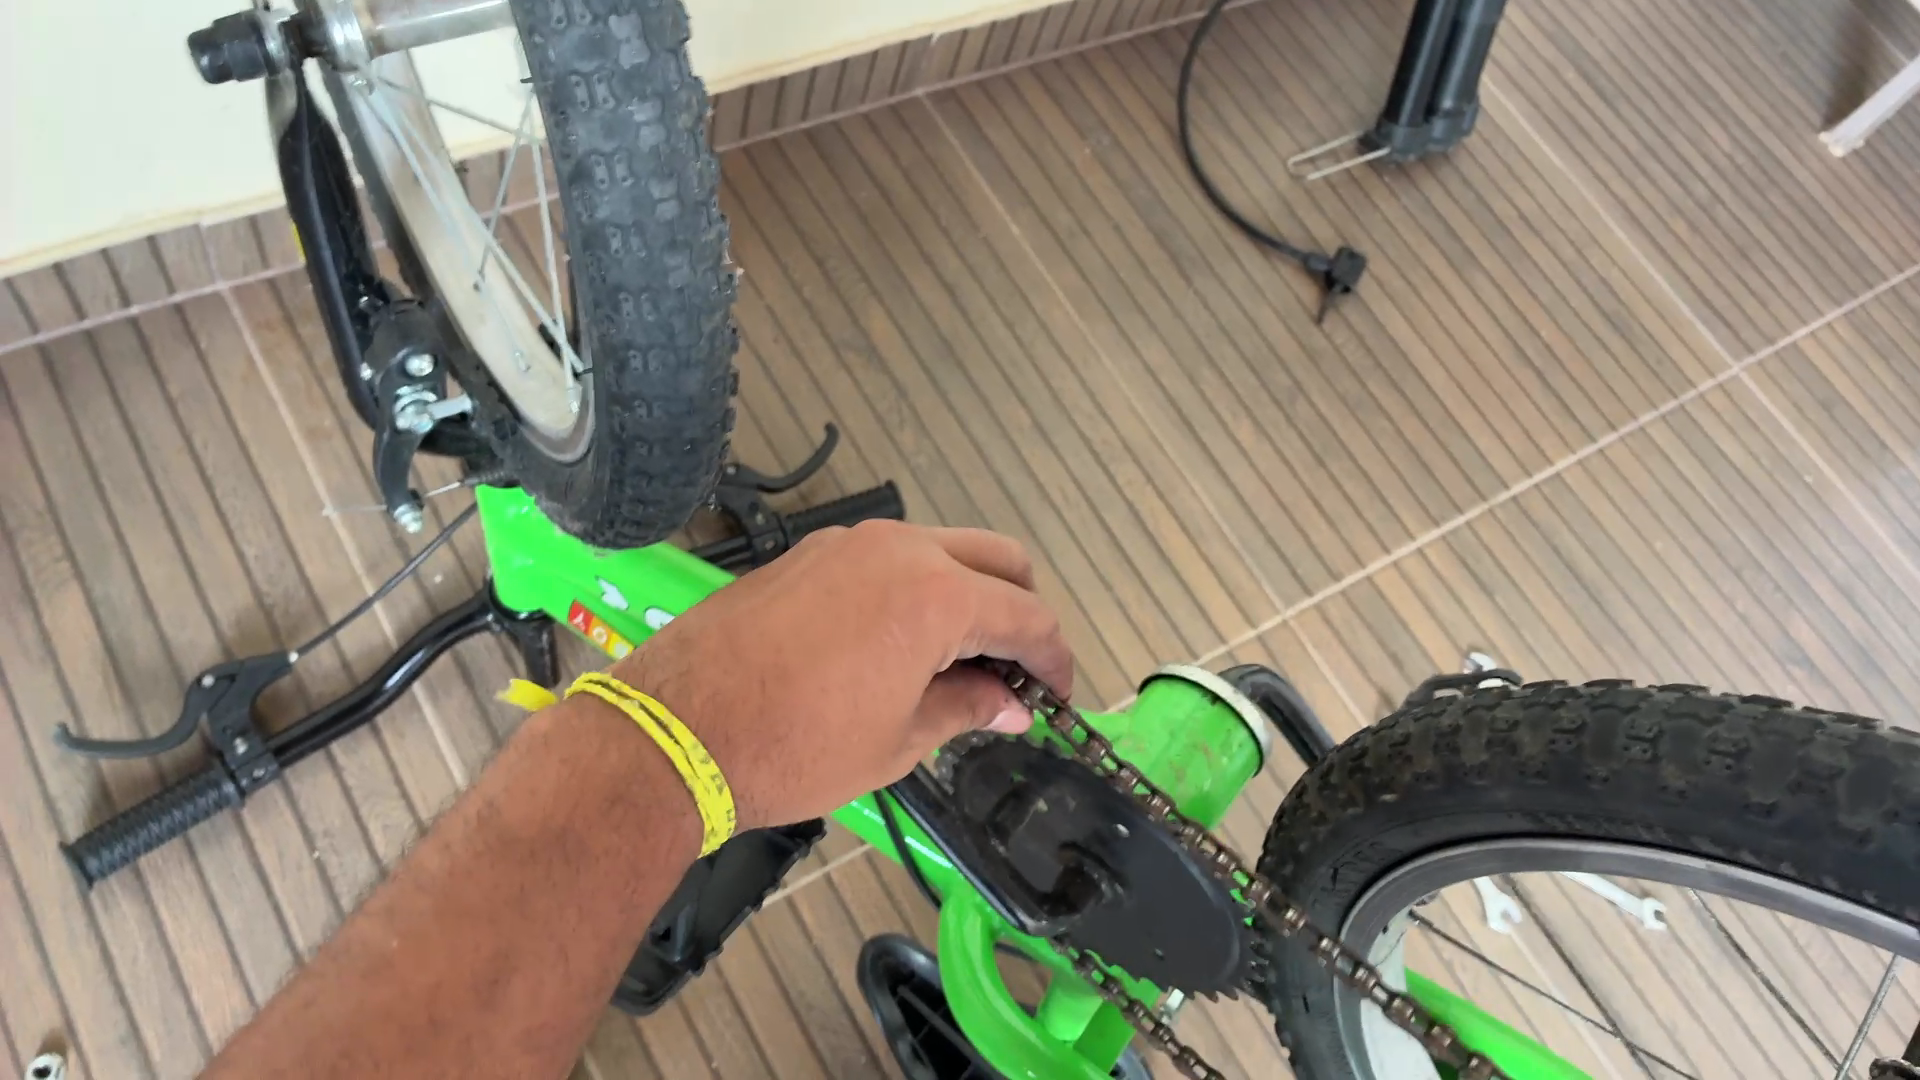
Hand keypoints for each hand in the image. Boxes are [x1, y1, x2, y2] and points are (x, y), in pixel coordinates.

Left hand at [607, 520, 1073, 829]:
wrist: (676, 729)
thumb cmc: (798, 747)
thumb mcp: (900, 740)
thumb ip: (968, 708)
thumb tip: (1012, 705)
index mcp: (936, 594)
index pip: (1027, 616)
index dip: (1054, 659)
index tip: (1057, 696)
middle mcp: (901, 548)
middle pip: (998, 559)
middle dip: (1020, 611)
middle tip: (1013, 669)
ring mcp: (851, 541)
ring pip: (942, 550)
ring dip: (967, 596)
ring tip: (953, 661)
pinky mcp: (813, 552)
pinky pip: (890, 558)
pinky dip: (916, 589)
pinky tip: (896, 641)